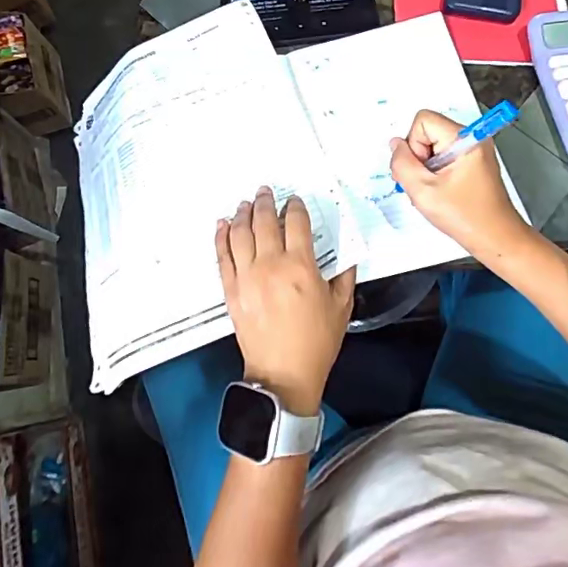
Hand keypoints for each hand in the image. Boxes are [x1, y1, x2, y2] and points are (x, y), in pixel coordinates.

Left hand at [215, 187, 354, 414]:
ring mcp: (247, 277)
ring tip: (246, 204)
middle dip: (265, 202)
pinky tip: (223, 225)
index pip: (296, 222)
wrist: (283, 373)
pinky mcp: (231, 291)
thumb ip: (344, 274)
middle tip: (266, 192)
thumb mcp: (341, 305)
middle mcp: (271, 266)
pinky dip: (221, 237)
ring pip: (240, 233)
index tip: (295, 201)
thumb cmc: (315, 343)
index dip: (295, 206)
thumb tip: (345, 254)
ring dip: (243, 213)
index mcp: (301, 267)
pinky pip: (222, 256)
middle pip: (264, 221)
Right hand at [389, 109, 533, 259]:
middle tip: (427, 184)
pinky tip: (441, 192)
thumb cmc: (468, 217)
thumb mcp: (422, 191)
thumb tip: (396, 145)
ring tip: (436, 191)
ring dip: (426, 169)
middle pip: (427, 131)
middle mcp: (472, 138)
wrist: (496, 238)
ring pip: (433, 146)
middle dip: (419, 158)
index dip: (414, 145)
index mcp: (465, 139)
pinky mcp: (472, 162)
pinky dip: (435, 174)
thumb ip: (401, 164)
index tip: (424, 171)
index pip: (423, 120)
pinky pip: (443, 157)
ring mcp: (473, 150)